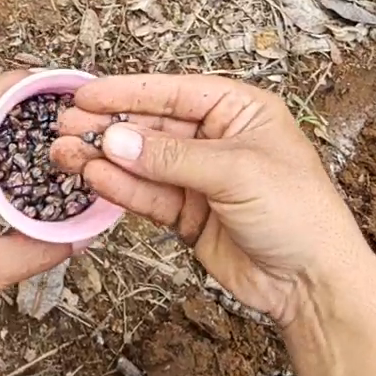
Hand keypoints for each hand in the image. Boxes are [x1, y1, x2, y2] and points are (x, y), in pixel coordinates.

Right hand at [56, 74, 375, 375]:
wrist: (313, 283)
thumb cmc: (297, 212)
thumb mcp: (235, 171)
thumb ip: (170, 156)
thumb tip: (115, 138)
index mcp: (238, 110)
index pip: (173, 92)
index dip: (127, 92)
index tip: (85, 94)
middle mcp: (216, 138)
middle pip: (152, 126)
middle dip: (108, 126)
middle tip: (65, 126)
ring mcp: (199, 177)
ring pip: (142, 162)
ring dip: (104, 158)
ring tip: (63, 154)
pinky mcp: (187, 213)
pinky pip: (147, 194)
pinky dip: (121, 188)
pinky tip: (93, 178)